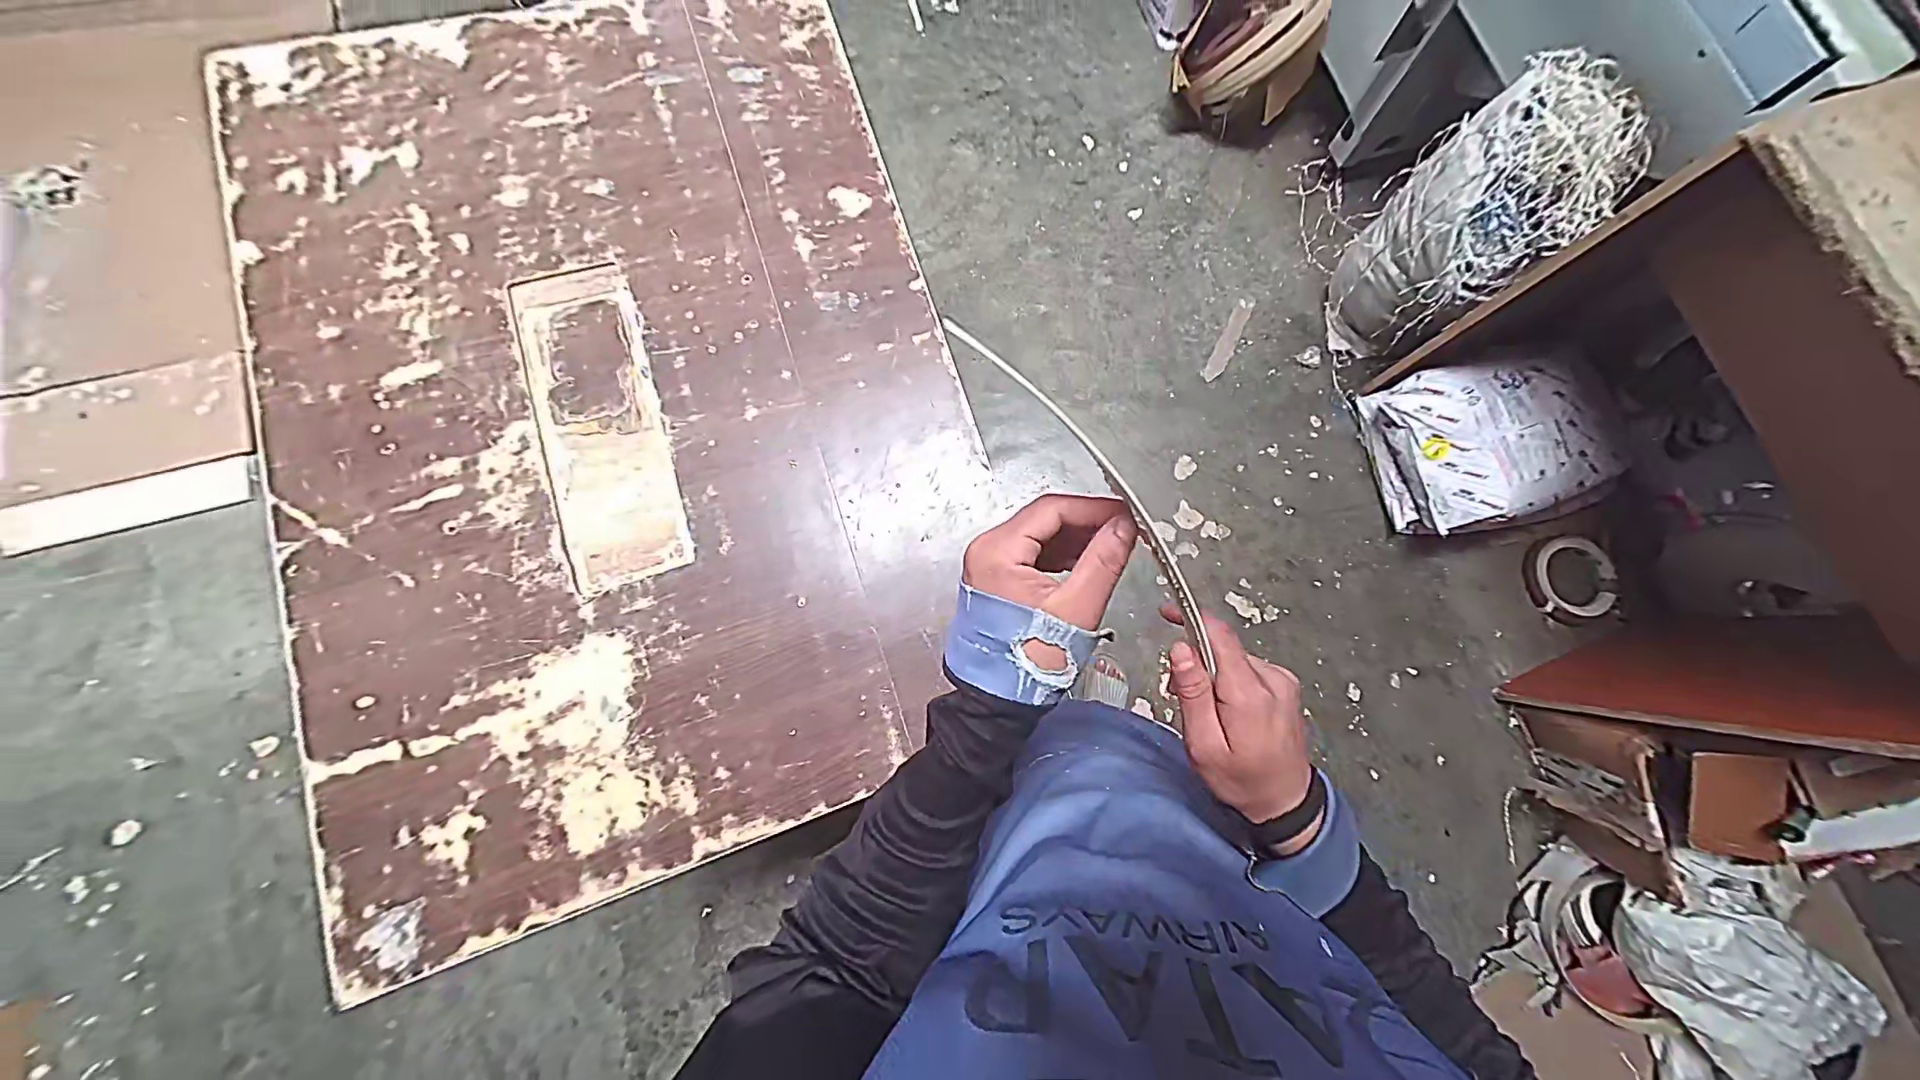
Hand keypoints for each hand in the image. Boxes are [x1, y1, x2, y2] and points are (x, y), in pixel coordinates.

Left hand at [963, 495, 1136, 669]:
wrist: (1000, 697)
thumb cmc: (1026, 662)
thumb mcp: (1076, 608)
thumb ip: (1103, 561)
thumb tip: (1123, 528)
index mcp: (997, 552)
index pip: (1051, 510)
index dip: (1093, 508)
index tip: (1123, 512)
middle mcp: (987, 551)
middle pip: (1044, 519)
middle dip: (1086, 521)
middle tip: (1122, 526)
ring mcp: (989, 563)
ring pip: (1040, 535)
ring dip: (1076, 537)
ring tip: (1110, 543)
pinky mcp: (997, 577)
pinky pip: (1033, 553)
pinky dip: (1061, 553)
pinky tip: (1086, 559)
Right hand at [1162, 604, 1320, 853]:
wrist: (1285, 801)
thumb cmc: (1242, 781)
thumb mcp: (1203, 744)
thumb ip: (1192, 693)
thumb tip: (1181, 650)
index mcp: (1249, 694)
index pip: (1218, 634)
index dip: (1190, 618)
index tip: (1168, 613)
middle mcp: (1271, 680)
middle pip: (1221, 645)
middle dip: (1195, 660)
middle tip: (1182, 694)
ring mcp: (1281, 680)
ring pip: (1231, 656)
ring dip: (1211, 671)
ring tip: (1208, 710)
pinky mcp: (1283, 683)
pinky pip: (1244, 666)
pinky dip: (1227, 678)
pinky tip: (1226, 708)